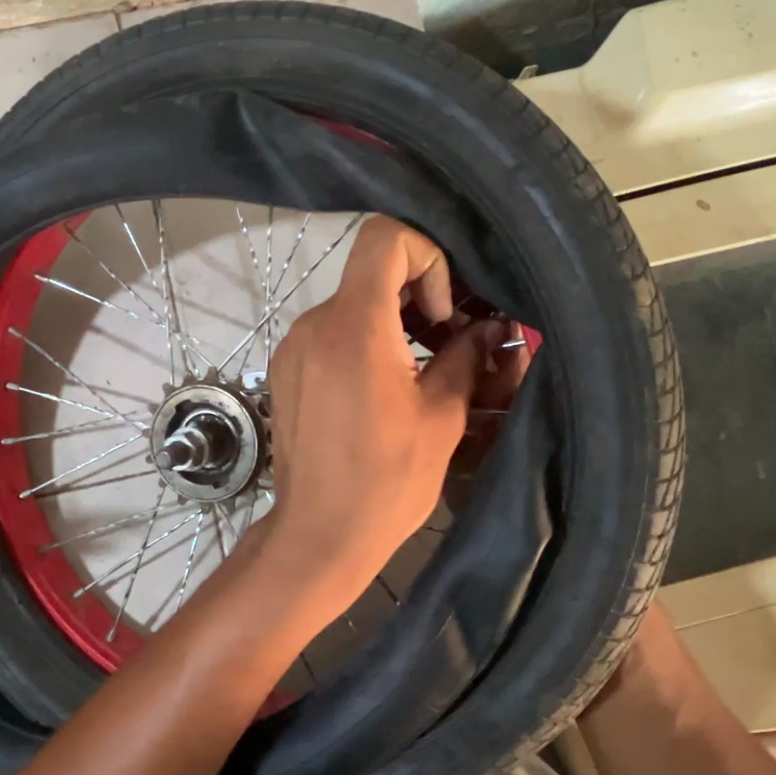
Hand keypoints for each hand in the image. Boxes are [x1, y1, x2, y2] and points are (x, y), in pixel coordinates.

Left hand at [263, 216, 503, 621]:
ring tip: (423, 369)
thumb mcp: (441, 417)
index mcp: (355, 327)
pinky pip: (331, 334)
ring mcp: (293, 348)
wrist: (318, 535)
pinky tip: (384, 388)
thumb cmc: (386, 482)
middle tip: (450, 342)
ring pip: (352, 304)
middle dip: (418, 295)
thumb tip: (489, 328)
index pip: (384, 239)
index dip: (427, 257)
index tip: (442, 313)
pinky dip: (364, 342)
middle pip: (370, 273)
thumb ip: (467, 357)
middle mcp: (314, 325)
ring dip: (393, 322)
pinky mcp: (286, 371)